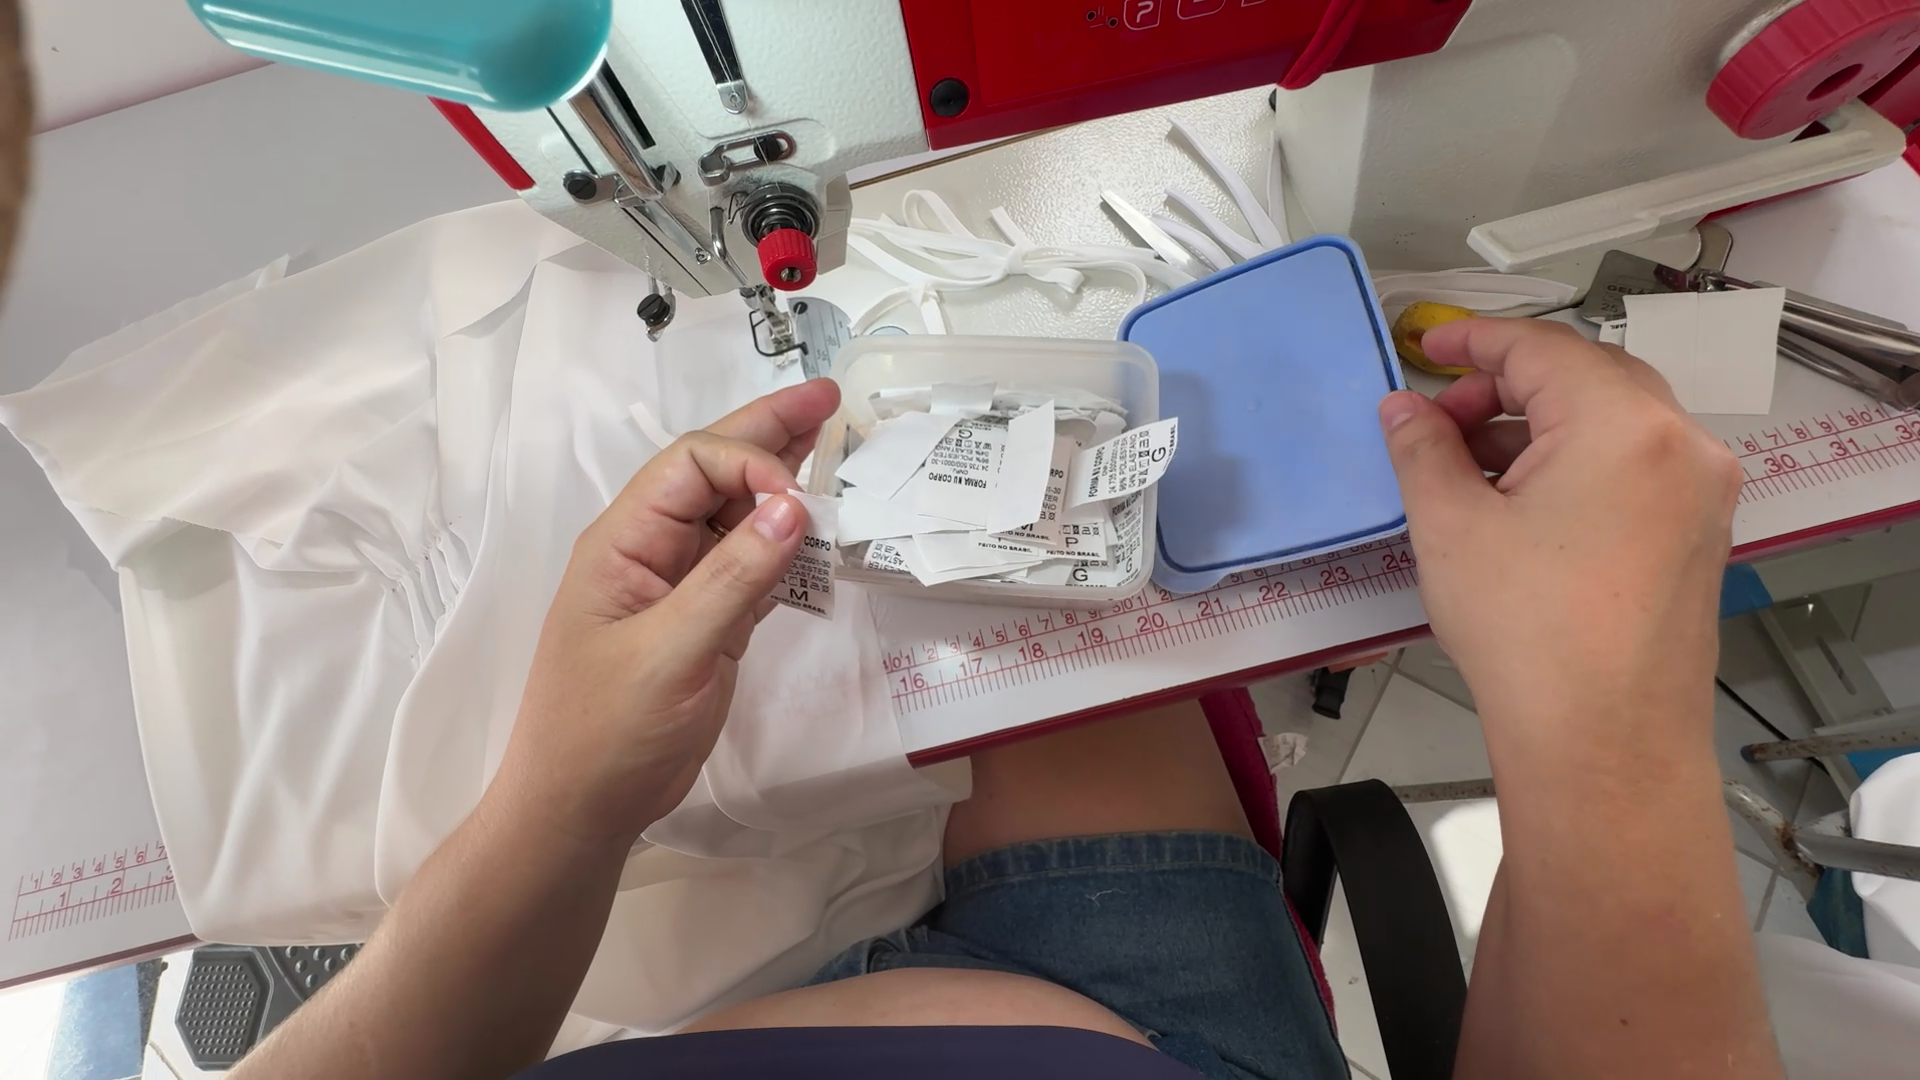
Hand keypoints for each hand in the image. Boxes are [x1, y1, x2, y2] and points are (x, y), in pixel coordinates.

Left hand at [494, 379, 841, 844]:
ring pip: (739, 513)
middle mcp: (655, 548)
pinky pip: (754, 562)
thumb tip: (794, 508)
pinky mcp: (710, 616)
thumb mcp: (670, 650)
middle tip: (826, 398)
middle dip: (770, 431)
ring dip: (783, 479)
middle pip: (716, 470)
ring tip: (827, 440)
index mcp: (626, 540)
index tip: (800, 503)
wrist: (585, 805)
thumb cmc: (608, 729)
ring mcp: (684, 582)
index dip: (752, 465)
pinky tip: (814, 526)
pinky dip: (787, 542)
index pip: (694, 466)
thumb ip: (733, 576)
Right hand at [1377, 319, 1742, 754]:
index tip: (1423, 346)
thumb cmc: (1518, 618)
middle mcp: (1681, 446)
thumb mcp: (1448, 523)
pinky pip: (1622, 466)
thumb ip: (1420, 448)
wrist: (1596, 731)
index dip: (1474, 340)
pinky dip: (1560, 462)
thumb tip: (1400, 407)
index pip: (1544, 350)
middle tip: (1434, 421)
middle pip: (1583, 380)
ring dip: (1527, 429)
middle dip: (1499, 388)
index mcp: (1625, 428)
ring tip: (1460, 468)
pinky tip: (1509, 502)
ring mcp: (1699, 492)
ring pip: (1603, 424)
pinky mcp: (1692, 533)